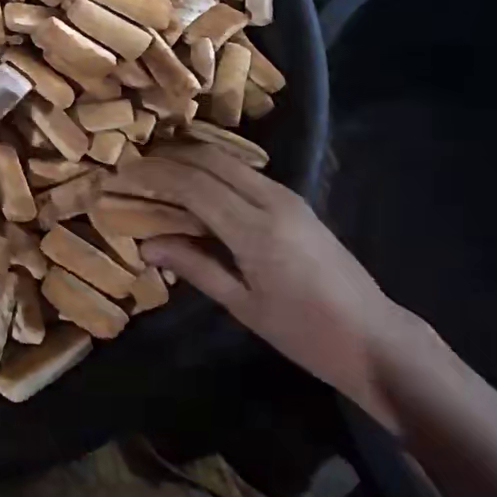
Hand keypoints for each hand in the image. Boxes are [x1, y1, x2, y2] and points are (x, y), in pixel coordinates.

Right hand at [112, 145, 414, 426]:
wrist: (376, 339)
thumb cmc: (306, 333)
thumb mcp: (243, 305)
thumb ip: (193, 266)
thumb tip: (144, 243)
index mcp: (256, 230)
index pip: (192, 185)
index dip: (153, 176)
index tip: (120, 176)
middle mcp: (271, 200)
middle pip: (207, 160)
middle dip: (165, 159)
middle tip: (131, 167)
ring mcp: (286, 196)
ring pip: (225, 159)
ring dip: (186, 158)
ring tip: (153, 170)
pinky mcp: (293, 200)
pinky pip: (241, 171)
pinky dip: (208, 168)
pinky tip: (191, 182)